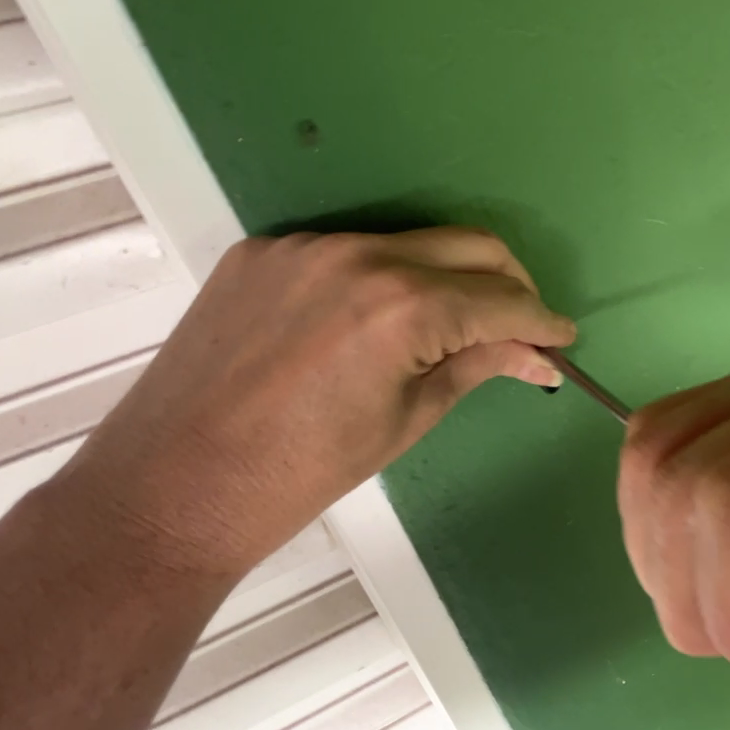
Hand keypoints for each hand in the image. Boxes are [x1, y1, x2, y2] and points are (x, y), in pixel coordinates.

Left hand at [51, 227, 574, 574]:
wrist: (169, 487)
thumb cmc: (302, 473)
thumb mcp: (409, 420)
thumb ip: (480, 367)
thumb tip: (541, 358)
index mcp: (403, 308)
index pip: (503, 300)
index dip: (542, 322)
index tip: (561, 339)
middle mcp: (361, 256)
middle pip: (473, 246)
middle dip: (512, 284)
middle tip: (522, 326)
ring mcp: (308, 246)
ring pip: (415, 242)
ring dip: (453, 277)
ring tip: (456, 324)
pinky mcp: (267, 249)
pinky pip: (353, 250)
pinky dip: (387, 277)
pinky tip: (379, 319)